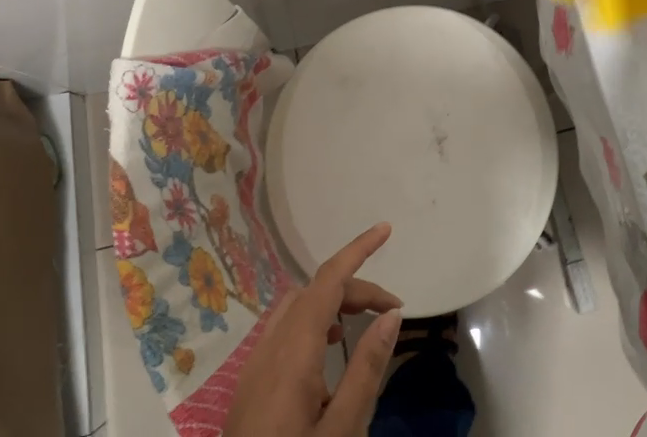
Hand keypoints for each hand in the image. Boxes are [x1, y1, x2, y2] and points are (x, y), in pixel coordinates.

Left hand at [224, 223, 404, 436]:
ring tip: (366, 320)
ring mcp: (256, 363)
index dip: (356, 250)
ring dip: (334, 303)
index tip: (385, 230)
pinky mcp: (252, 381)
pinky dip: (314, 321)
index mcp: (293, 351)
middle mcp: (270, 346)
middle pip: (315, 293)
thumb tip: (389, 315)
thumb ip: (367, 368)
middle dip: (355, 286)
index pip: (327, 281)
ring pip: (298, 309)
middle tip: (394, 309)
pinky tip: (329, 347)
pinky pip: (285, 330)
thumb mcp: (343, 429)